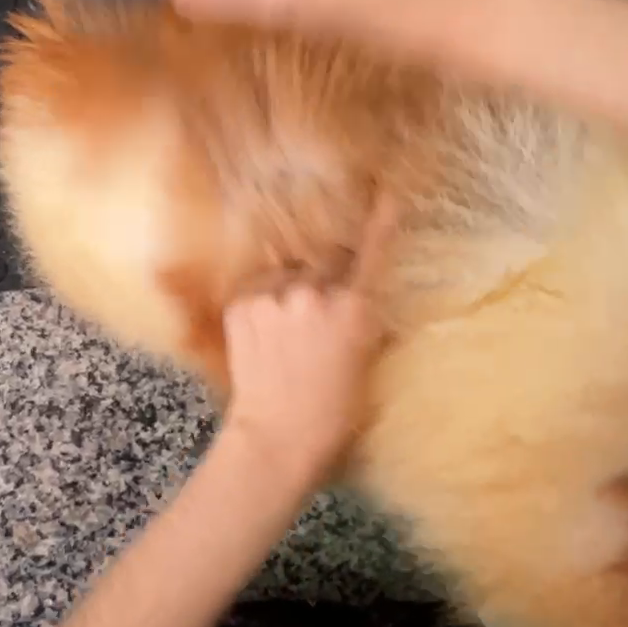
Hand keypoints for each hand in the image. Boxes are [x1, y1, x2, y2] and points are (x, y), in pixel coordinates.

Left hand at [217, 198, 395, 489]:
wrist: (277, 435)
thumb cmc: (334, 410)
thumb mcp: (364, 359)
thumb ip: (359, 316)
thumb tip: (357, 292)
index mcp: (355, 308)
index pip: (371, 252)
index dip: (380, 220)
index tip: (387, 192)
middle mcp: (314, 291)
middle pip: (323, 259)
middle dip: (323, 274)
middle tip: (315, 308)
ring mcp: (272, 294)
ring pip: (286, 273)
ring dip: (288, 288)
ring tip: (285, 328)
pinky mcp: (241, 301)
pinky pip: (257, 288)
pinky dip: (262, 301)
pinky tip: (264, 332)